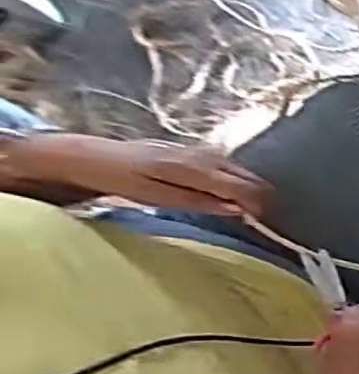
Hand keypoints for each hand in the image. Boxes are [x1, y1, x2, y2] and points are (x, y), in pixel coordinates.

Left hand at [26, 133, 270, 215]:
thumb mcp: (154, 196)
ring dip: (249, 192)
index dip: (257, 208)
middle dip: (258, 200)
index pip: (248, 189)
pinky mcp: (202, 151)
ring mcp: (206, 152)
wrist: (84, 154)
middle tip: (244, 216)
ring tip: (232, 206)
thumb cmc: (116, 178)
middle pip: (256, 181)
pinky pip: (235, 170)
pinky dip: (238, 183)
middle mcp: (208, 157)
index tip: (252, 222)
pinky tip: (221, 193)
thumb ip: (197, 202)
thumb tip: (238, 210)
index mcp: (196, 169)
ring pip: (249, 175)